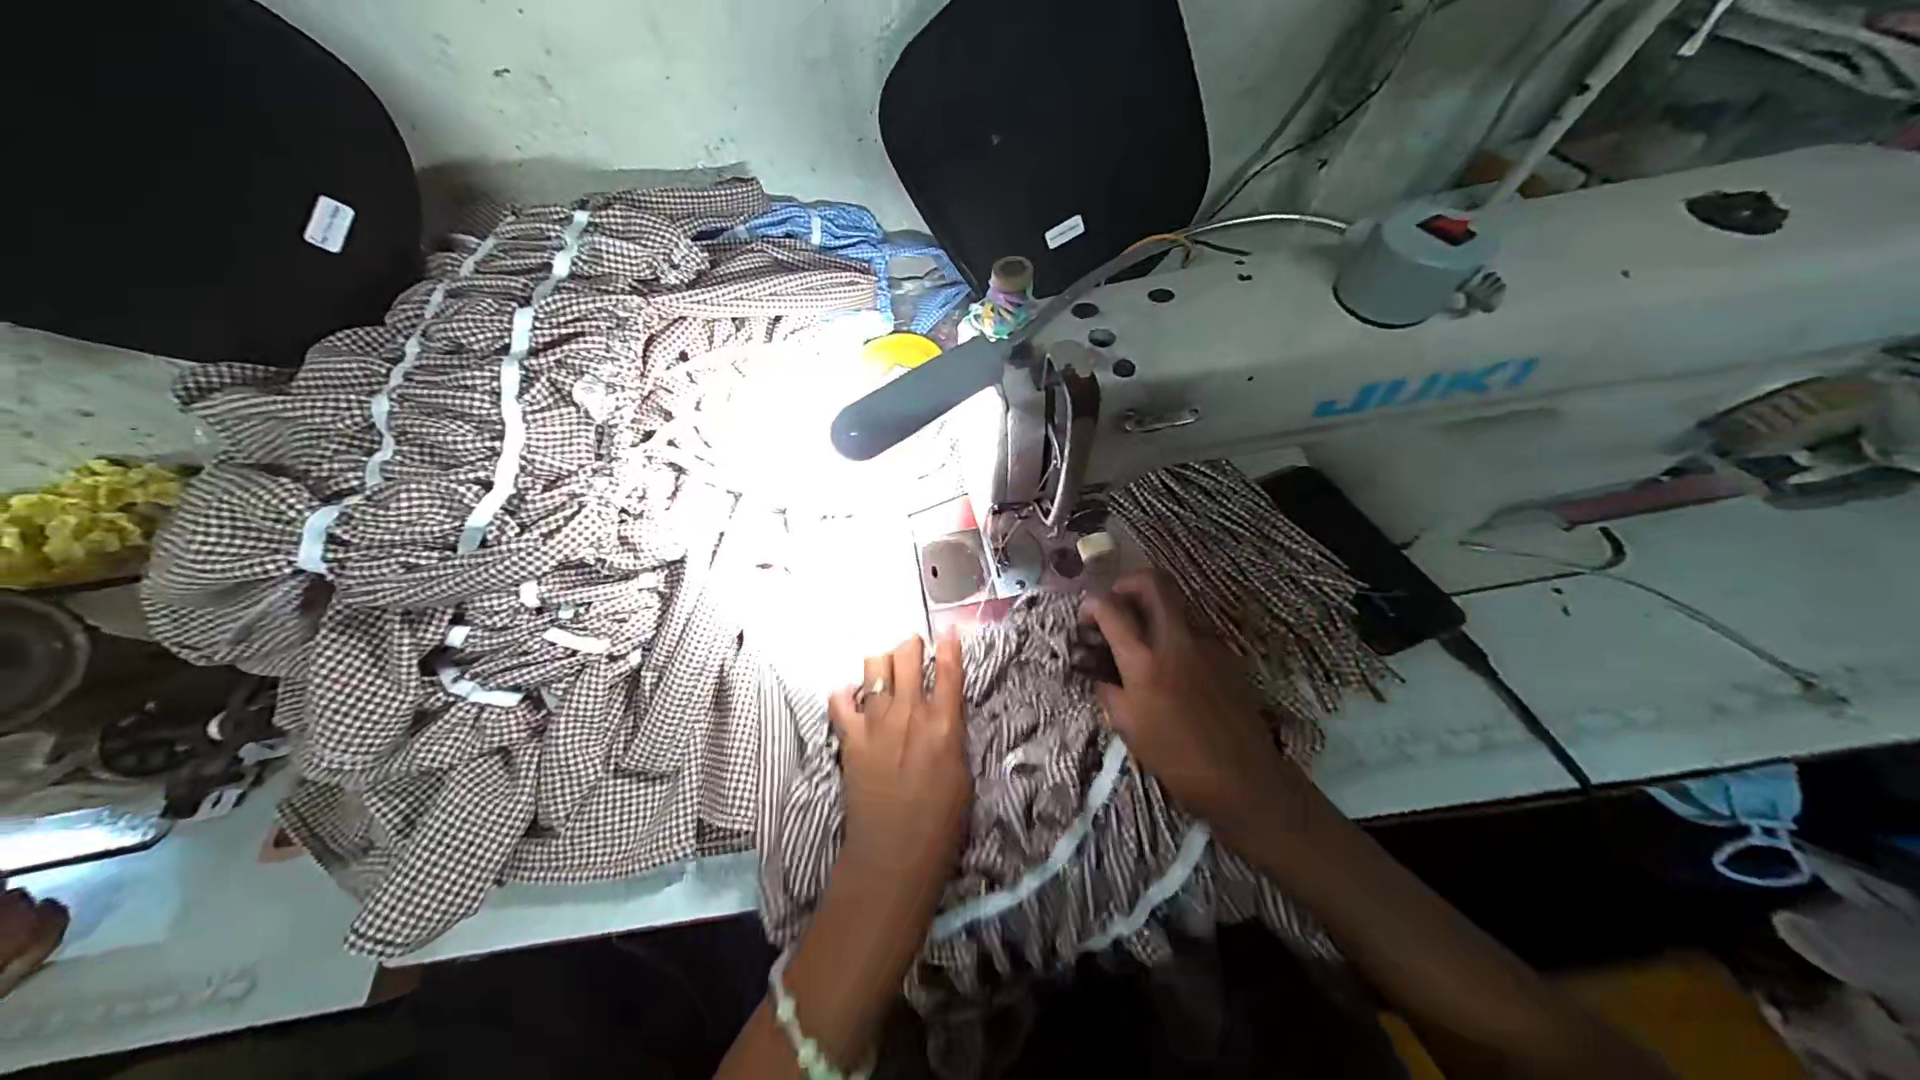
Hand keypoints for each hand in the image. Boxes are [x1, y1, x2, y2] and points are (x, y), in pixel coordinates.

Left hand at [830, 635, 970, 905]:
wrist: (894, 852)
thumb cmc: (941, 821)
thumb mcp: (962, 773)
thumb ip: (951, 735)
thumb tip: (943, 714)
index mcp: (944, 724)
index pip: (949, 670)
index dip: (949, 644)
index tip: (947, 630)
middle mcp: (910, 713)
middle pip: (906, 657)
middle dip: (910, 645)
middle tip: (912, 647)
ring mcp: (876, 723)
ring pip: (873, 668)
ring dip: (881, 662)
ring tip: (884, 669)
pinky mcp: (850, 738)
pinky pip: (840, 700)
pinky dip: (845, 692)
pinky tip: (852, 695)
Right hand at [1080, 570, 1306, 840]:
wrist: (1243, 778)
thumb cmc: (1176, 759)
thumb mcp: (1127, 728)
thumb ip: (1109, 692)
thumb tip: (1102, 675)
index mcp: (1144, 661)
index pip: (1110, 608)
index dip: (1091, 604)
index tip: (1085, 617)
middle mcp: (1176, 640)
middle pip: (1153, 582)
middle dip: (1127, 583)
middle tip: (1116, 604)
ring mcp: (1206, 644)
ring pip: (1178, 602)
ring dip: (1153, 607)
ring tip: (1142, 636)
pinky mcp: (1227, 655)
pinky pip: (1194, 629)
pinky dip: (1175, 633)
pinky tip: (1171, 665)